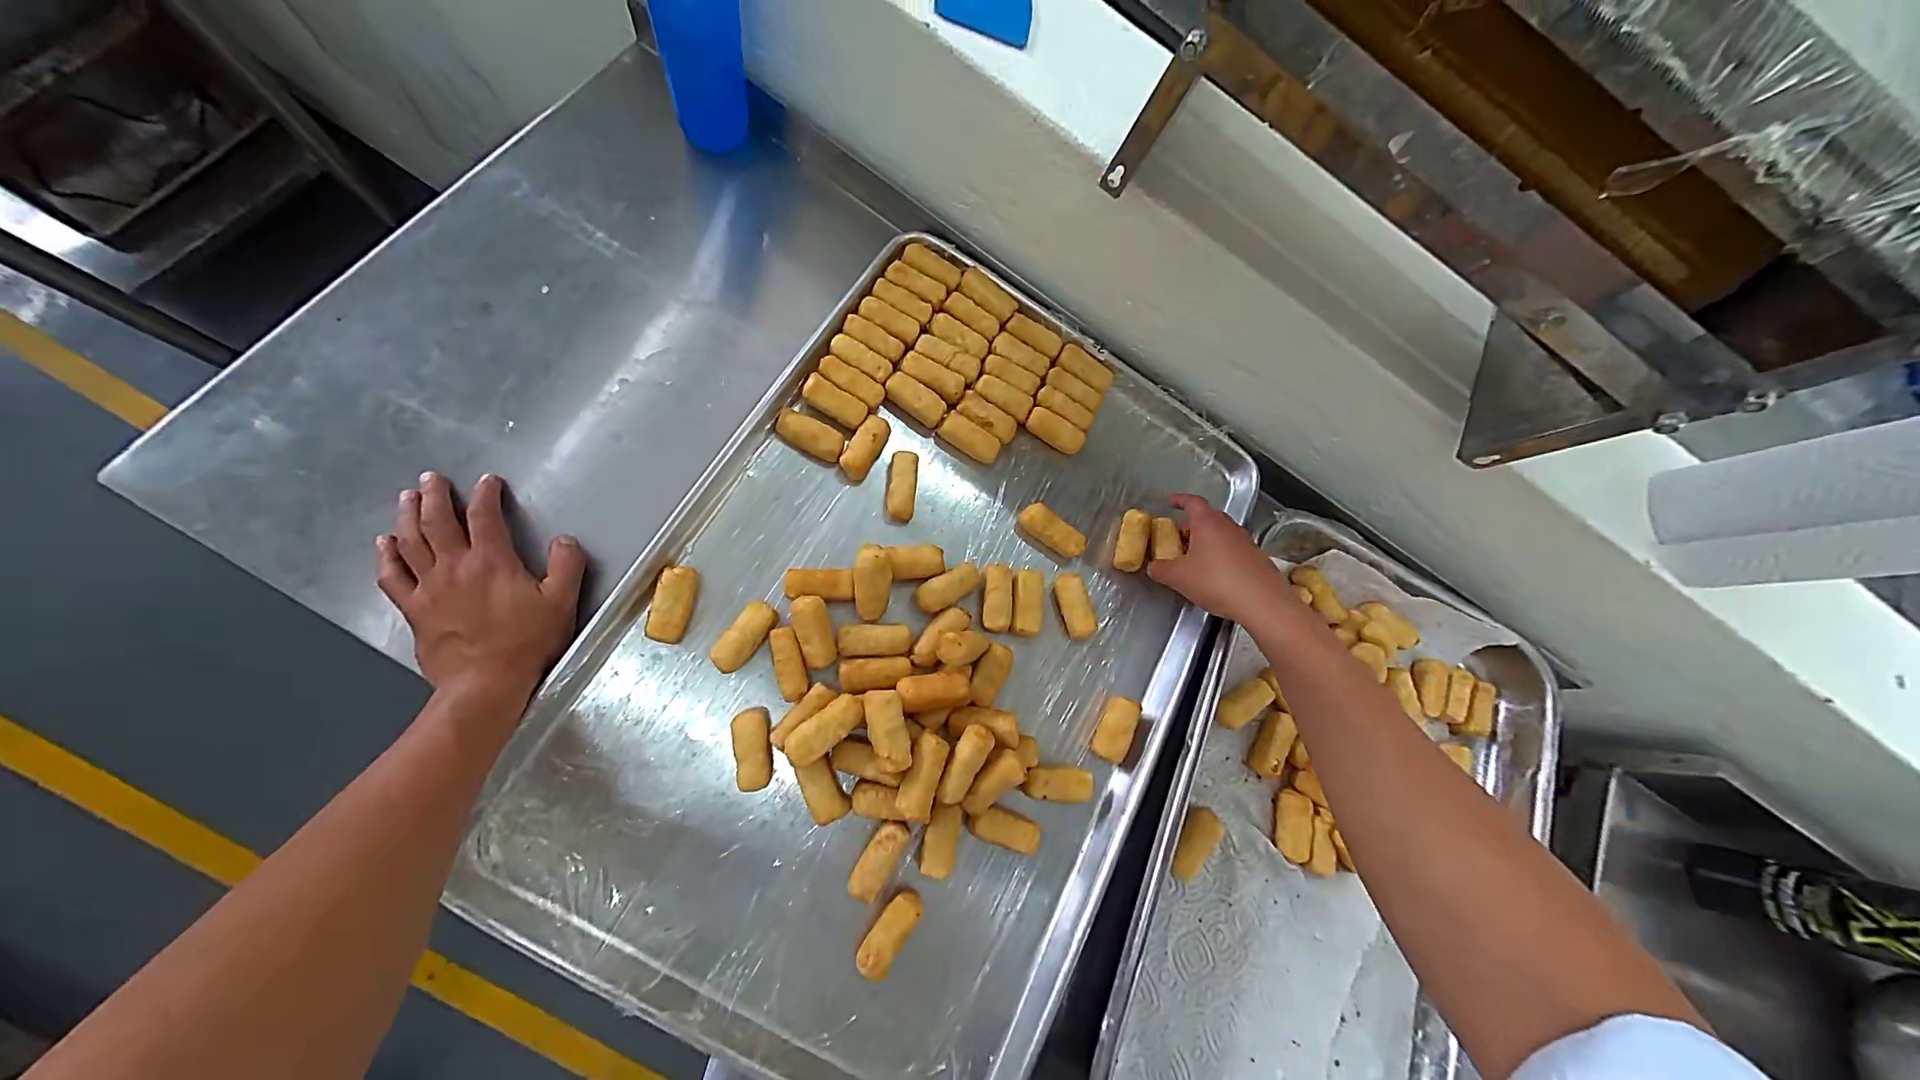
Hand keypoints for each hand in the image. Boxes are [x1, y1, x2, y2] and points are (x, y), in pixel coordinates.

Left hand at [376, 472, 585, 698]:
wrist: (485, 682)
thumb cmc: (527, 642)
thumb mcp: (562, 602)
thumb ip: (566, 567)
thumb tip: (564, 541)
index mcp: (493, 562)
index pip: (485, 516)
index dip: (486, 494)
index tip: (489, 482)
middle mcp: (455, 567)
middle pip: (438, 521)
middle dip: (435, 496)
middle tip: (432, 478)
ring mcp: (429, 588)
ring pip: (411, 542)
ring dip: (407, 516)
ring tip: (407, 497)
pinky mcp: (414, 609)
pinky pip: (393, 577)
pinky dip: (386, 557)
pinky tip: (384, 543)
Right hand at [1148, 494, 1289, 623]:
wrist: (1262, 602)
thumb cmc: (1217, 582)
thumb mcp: (1178, 577)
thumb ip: (1160, 569)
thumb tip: (1153, 567)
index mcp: (1208, 523)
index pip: (1193, 502)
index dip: (1180, 500)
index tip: (1170, 501)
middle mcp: (1228, 527)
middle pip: (1208, 517)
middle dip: (1191, 525)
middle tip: (1177, 537)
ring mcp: (1245, 542)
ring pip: (1220, 534)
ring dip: (1206, 541)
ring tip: (1193, 558)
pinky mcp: (1256, 558)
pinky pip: (1232, 549)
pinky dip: (1219, 554)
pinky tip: (1214, 574)